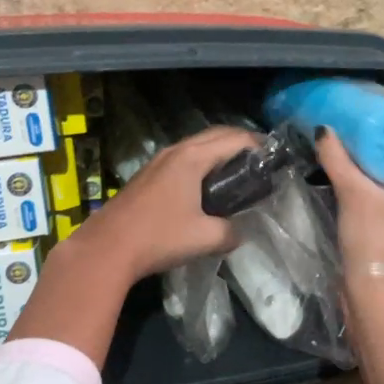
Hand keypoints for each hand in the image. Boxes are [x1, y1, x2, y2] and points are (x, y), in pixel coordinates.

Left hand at [64, 125, 259, 282]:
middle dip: (240, 142)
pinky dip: (202, 162)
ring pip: (196, 146)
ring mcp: (158, 162)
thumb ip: (230, 232)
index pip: (234, 139)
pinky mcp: (147, 176)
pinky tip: (207, 184)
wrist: (107, 248)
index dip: (258, 144)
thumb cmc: (159, 237)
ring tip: (238, 171)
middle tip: (261, 160)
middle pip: (215, 135)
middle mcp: (175, 152)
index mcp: (192, 158)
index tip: (276, 155)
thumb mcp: (205, 238)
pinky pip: (183, 158)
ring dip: (218, 151)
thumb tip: (238, 232)